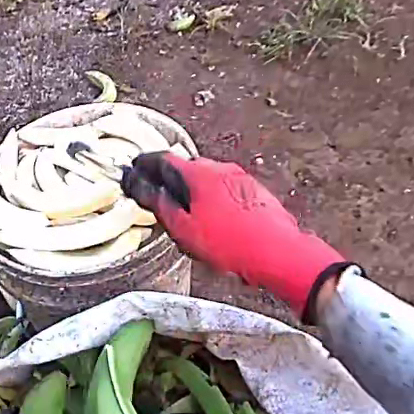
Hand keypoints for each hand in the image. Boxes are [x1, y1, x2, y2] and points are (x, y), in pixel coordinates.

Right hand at [122, 152, 350, 319]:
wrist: (280, 254)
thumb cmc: (230, 243)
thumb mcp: (183, 229)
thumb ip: (161, 205)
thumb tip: (144, 189)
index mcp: (199, 174)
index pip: (163, 160)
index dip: (145, 165)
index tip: (134, 169)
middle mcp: (221, 169)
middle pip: (186, 168)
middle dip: (169, 180)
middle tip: (157, 196)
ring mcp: (241, 179)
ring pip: (207, 179)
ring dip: (192, 191)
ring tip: (185, 213)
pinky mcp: (255, 192)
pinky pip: (224, 190)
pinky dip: (211, 199)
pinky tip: (211, 220)